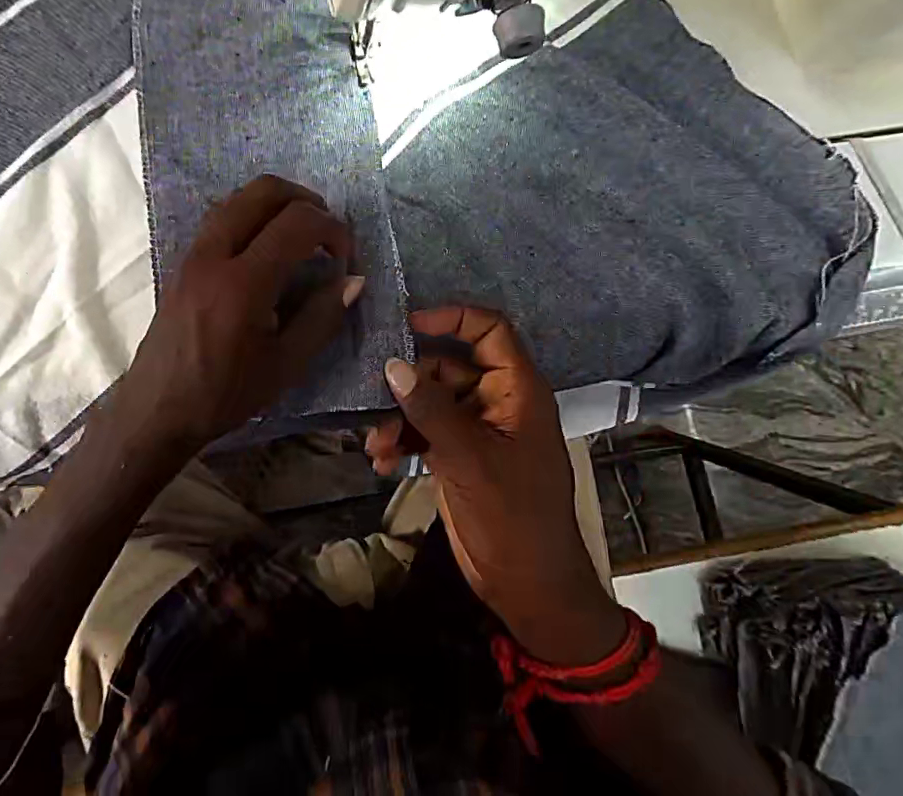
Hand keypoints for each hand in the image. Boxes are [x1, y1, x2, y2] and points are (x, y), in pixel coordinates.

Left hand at [112, 175, 363, 455]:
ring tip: (301, 234)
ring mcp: (193, 255)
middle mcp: (214, 255)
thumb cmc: (224, 394)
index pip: (297, 223)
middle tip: (326, 232)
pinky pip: (222, 216)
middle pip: (264, 191)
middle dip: (306, 200)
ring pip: (238, 198)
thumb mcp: (286, 365)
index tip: (344, 257)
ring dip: (277, 203)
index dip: (332, 229)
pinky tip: (268, 248)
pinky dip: (253, 215)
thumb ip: (323, 316)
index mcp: (243, 284)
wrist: (156, 411)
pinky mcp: (183, 262)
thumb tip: (354, 280)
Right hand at [369, 306, 625, 664]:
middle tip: (374, 401)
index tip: (408, 324)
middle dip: (411, 384)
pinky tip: (381, 462)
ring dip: (400, 418)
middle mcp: (498, 401)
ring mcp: (478, 430)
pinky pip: (428, 432)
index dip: (454, 317)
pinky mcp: (461, 456)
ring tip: (374, 445)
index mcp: (518, 390)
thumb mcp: (469, 458)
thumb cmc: (512, 516)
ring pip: (432, 402)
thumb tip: (393, 365)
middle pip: (450, 367)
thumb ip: (431, 409)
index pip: (490, 331)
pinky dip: (405, 441)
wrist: (528, 584)